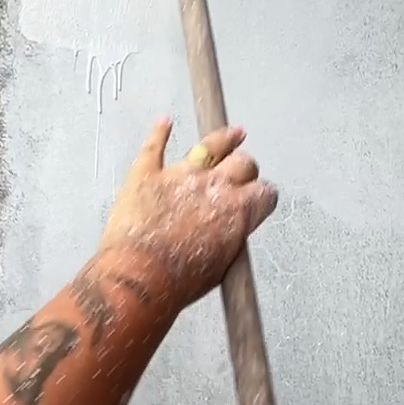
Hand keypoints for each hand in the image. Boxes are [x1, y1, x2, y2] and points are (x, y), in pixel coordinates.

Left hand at [100, 118, 278, 306]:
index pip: (264, 193)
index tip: (260, 198)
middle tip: (243, 172)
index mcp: (238, 210)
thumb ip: (232, 240)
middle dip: (245, 168)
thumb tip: (232, 234)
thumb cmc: (178, 281)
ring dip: (224, 138)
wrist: (139, 278)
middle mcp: (214, 186)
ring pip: (209, 146)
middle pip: (242, 163)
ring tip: (232, 133)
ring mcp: (179, 175)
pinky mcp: (147, 174)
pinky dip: (159, 133)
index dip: (263, 196)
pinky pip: (154, 146)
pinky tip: (164, 123)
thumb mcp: (222, 269)